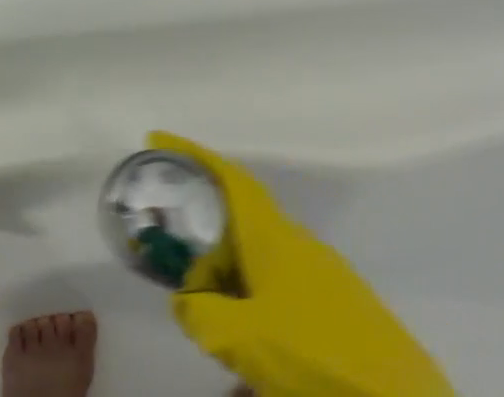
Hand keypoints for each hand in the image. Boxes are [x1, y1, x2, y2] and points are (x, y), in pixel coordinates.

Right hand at [149, 132, 453, 396]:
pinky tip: (252, 363)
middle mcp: (303, 249)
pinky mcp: (345, 316)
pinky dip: (256, 318)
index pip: (231, 180)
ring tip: (216, 335)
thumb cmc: (314, 354)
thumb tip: (188, 301)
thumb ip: (198, 310)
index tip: (158, 140)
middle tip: (181, 279)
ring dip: (230, 293)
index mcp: (275, 239)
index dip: (193, 155)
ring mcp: (328, 283)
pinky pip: (282, 302)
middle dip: (204, 250)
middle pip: (239, 231)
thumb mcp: (237, 335)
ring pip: (260, 272)